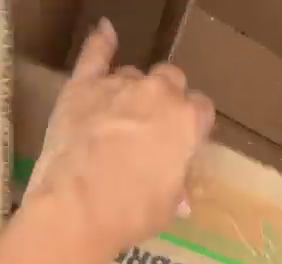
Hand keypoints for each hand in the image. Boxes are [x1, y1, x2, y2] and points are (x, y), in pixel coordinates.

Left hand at [23, 19, 214, 257]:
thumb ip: (176, 190)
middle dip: (168, 100)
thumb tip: (181, 198)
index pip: (202, 110)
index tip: (186, 143)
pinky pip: (95, 54)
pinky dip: (101, 43)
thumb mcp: (166, 208)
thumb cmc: (133, 213)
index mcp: (187, 122)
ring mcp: (119, 85)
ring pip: (134, 74)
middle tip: (156, 129)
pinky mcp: (83, 86)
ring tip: (124, 117)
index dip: (195, 126)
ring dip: (134, 91)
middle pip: (172, 81)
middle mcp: (158, 93)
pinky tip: (106, 33)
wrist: (78, 207)